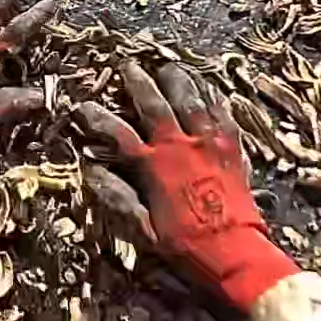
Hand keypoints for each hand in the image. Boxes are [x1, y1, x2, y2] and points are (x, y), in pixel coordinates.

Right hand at [78, 60, 297, 311]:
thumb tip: (88, 170)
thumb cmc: (187, 243)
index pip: (116, 131)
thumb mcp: (142, 227)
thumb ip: (116, 195)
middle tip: (128, 65)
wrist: (239, 256)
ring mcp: (208, 144)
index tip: (81, 105)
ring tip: (168, 67)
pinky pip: (223, 114)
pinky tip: (208, 87)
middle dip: (138, 82)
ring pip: (190, 100)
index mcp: (153, 164)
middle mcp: (179, 146)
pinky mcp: (232, 149)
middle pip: (154, 104)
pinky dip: (214, 98)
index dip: (96, 116)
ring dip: (177, 81)